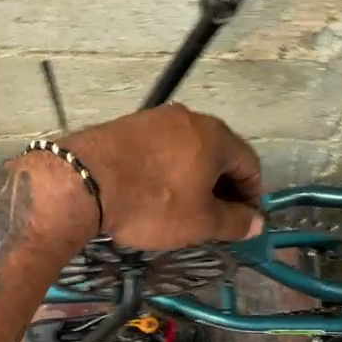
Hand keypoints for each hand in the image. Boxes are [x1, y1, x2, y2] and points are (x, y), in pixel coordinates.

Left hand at [59, 104, 263, 249]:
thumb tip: (256, 222)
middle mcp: (190, 118)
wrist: (84, 180)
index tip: (243, 221)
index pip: (249, 164)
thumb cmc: (154, 203)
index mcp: (216, 136)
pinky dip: (168, 170)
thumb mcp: (200, 222)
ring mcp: (156, 118)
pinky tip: (155, 192)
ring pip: (188, 151)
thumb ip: (234, 221)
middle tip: (216, 218)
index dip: (252, 195)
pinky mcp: (129, 125)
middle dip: (223, 186)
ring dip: (195, 178)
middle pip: (219, 154)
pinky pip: (161, 149)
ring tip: (185, 207)